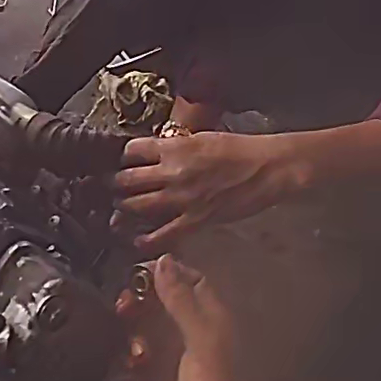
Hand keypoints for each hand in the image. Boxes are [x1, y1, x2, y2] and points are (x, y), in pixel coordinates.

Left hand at [113, 132, 306, 253]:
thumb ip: (174, 147)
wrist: (268, 168)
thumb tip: (154, 154)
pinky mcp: (195, 219)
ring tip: (119, 213)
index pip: (131, 150)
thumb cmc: (239, 150)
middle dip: (115, 185)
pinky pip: (162, 234)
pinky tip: (138, 242)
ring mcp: (182, 197)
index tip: (123, 163)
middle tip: (112, 190)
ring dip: (124, 210)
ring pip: (136, 206)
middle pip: (127, 179)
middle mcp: (172, 171)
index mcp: (174, 147)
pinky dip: (146, 241)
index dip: (123, 157)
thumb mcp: (200, 138)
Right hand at [125, 256, 263, 380]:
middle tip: (126, 305)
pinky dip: (130, 355)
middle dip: (142, 300)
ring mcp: (176, 361)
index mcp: (215, 324)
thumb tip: (164, 262)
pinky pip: (138, 357)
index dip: (167, 272)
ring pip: (148, 328)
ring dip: (134, 328)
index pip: (191, 282)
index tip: (140, 270)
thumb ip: (182, 302)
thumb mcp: (203, 344)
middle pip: (164, 303)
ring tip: (131, 340)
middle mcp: (196, 338)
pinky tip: (130, 363)